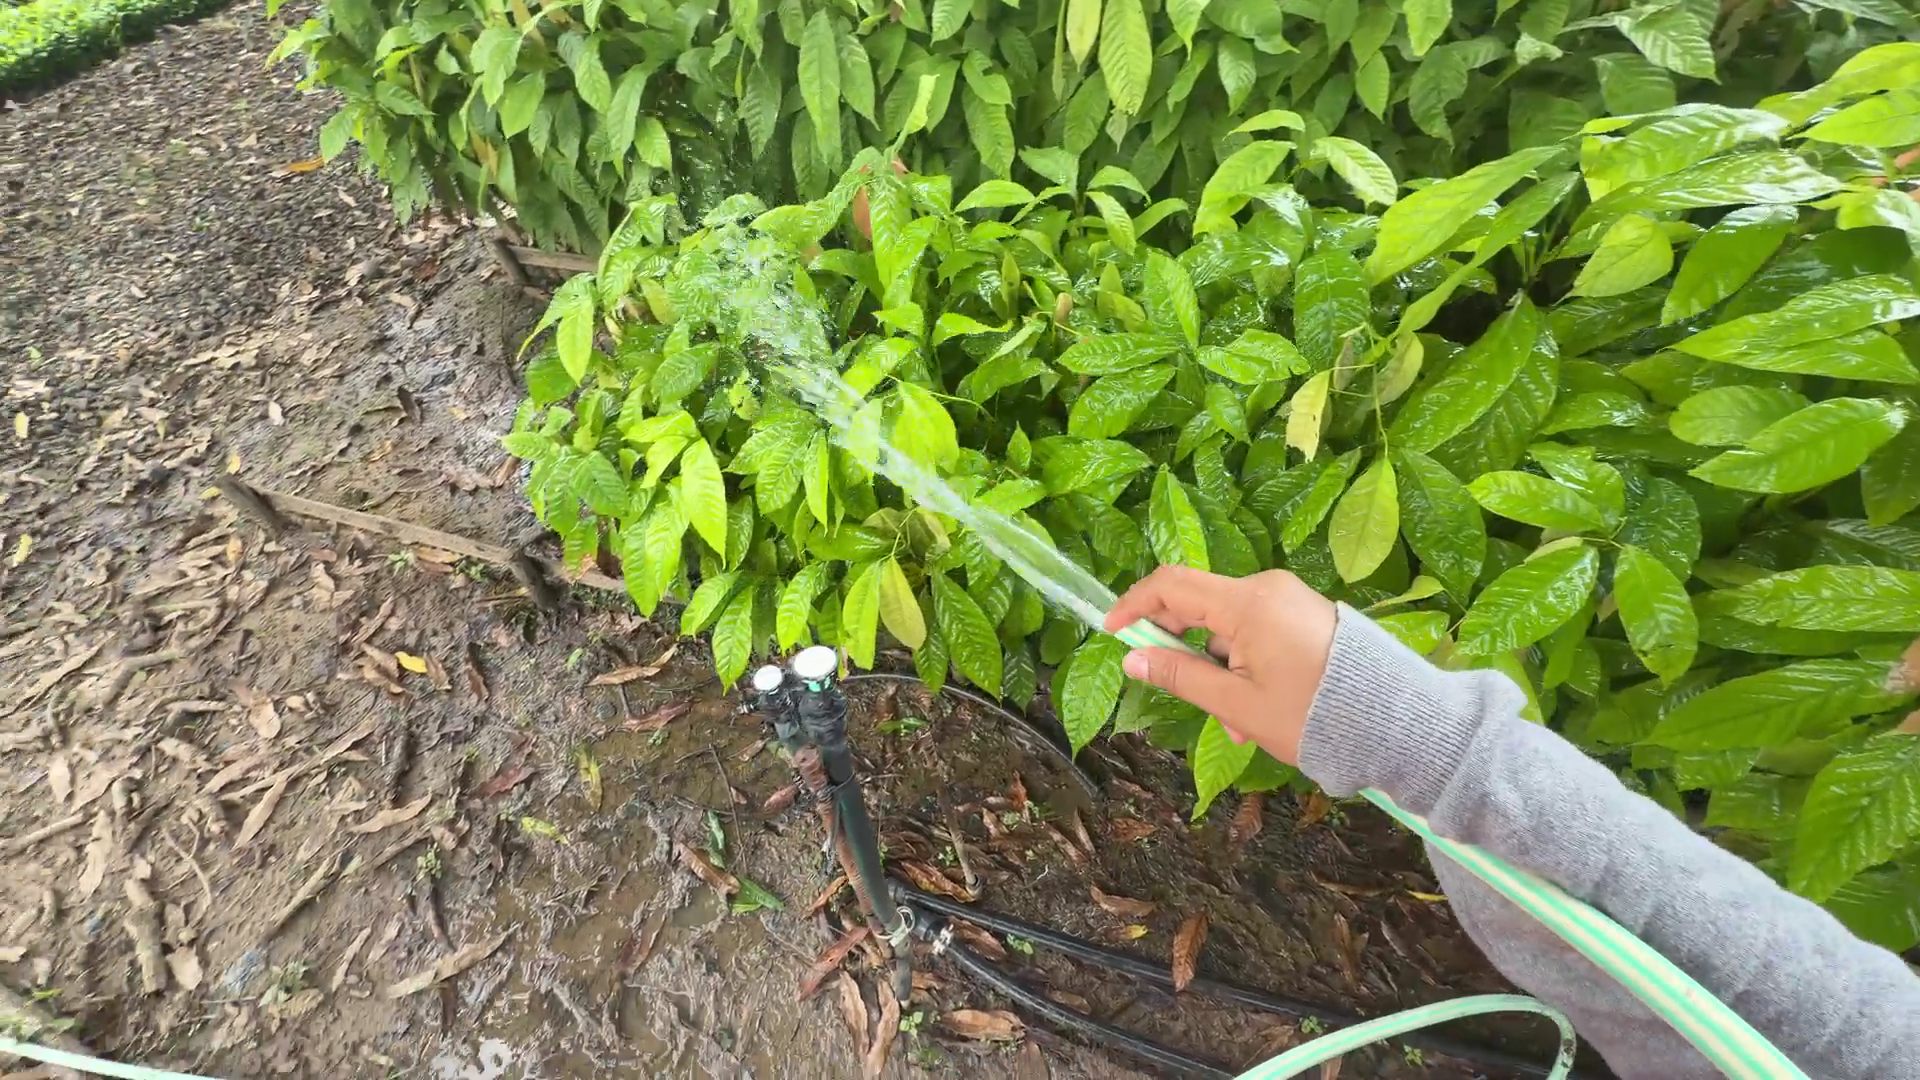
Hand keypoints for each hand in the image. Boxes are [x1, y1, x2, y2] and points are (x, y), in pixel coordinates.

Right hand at [1103, 567, 1338, 764]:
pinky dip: (1241, 662)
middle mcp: (1266, 588)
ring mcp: (1288, 599)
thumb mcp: (1237, 705)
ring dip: (1214, 664)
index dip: (1134, 604)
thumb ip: (1180, 676)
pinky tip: (1254, 707)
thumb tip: (1132, 659)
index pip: (1171, 584)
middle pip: (1197, 602)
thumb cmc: (1313, 716)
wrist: (1404, 725)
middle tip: (1166, 683)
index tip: (1112, 631)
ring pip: (1226, 624)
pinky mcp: (1303, 613)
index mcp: (1248, 603)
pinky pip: (1254, 629)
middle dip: (1176, 643)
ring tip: (1231, 721)